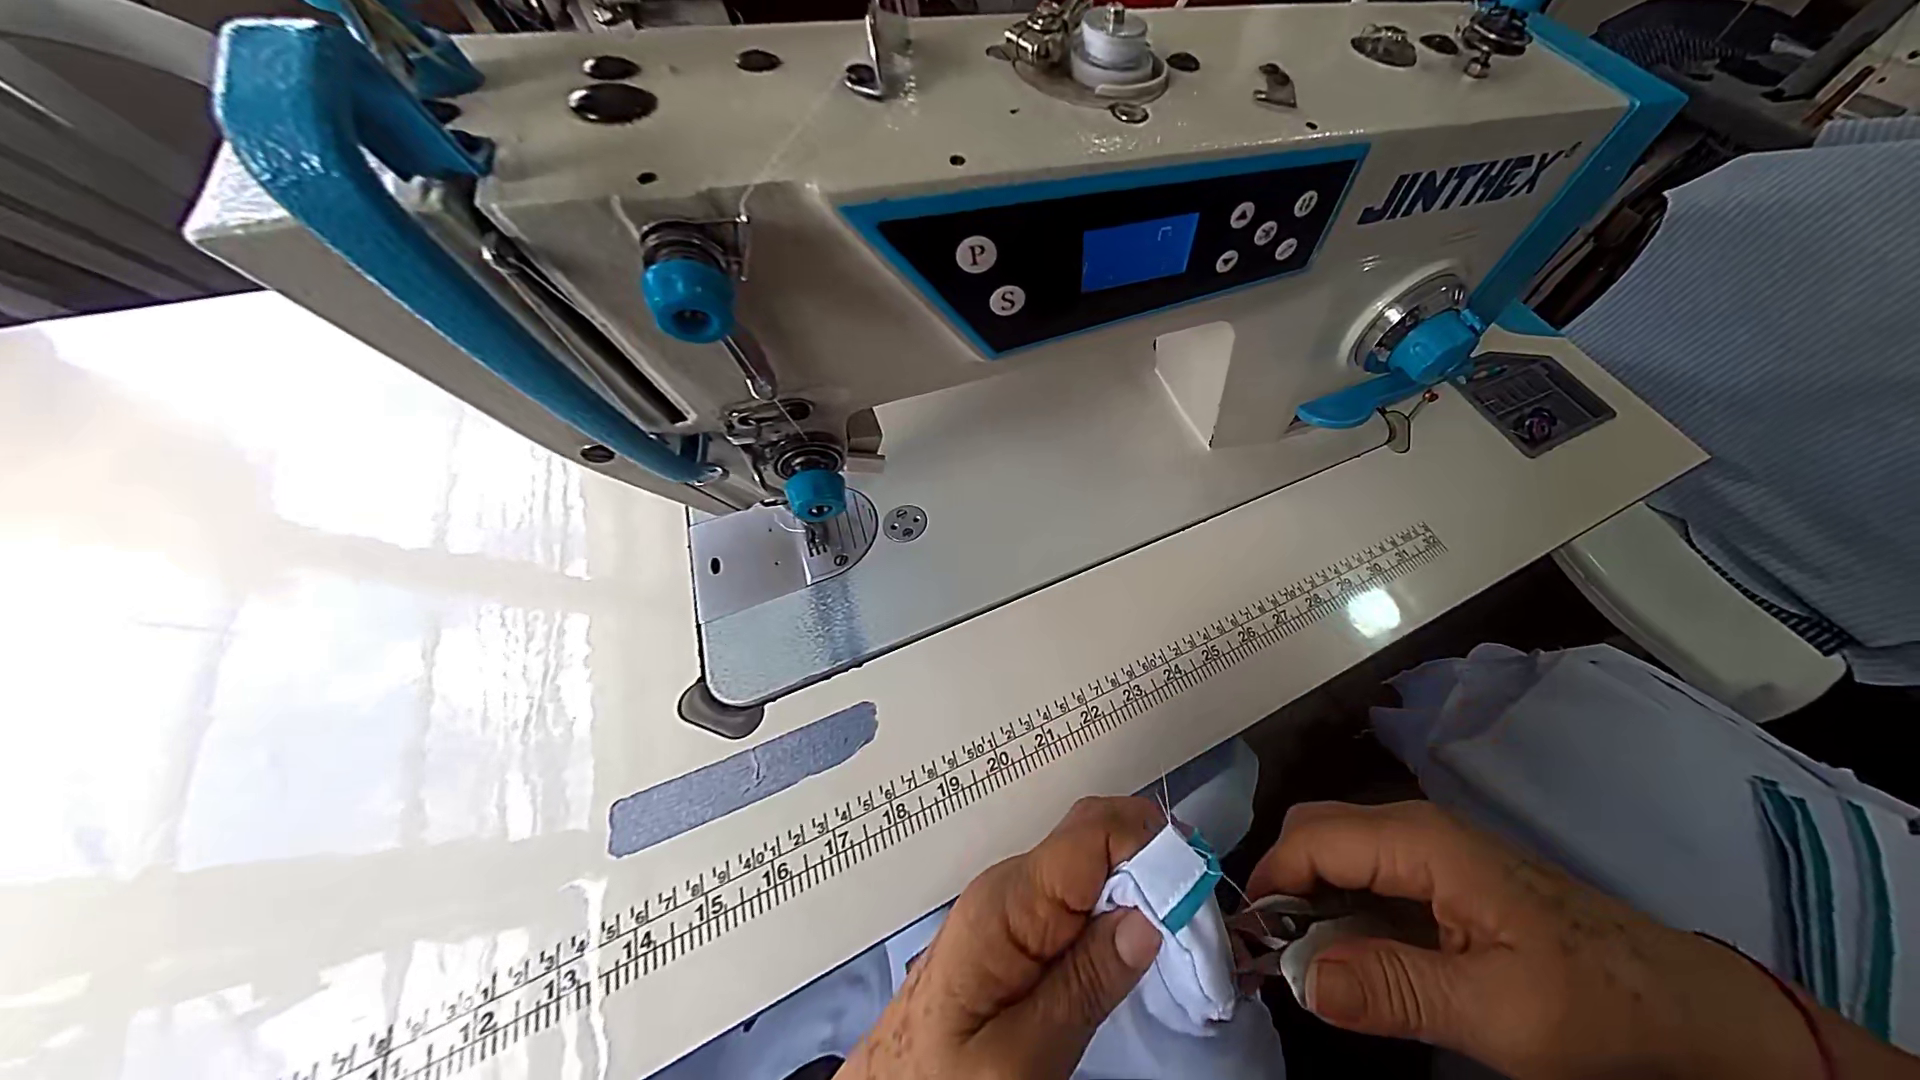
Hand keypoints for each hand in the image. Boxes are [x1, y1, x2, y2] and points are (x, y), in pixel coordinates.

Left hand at [841, 796, 1168, 1079]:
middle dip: (1153, 859)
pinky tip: (1144, 936)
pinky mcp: (1020, 921)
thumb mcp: (1022, 1053)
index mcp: (1009, 900)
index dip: (1150, 843)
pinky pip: (1078, 892)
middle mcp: (1013, 882)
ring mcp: (1016, 899)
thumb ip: (1084, 982)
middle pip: (1095, 837)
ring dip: (1142, 884)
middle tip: (1204, 915)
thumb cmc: (946, 1075)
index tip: (1196, 888)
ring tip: (1187, 930)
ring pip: (1092, 862)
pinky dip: (1119, 904)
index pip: (1091, 832)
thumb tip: (1150, 915)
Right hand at [1248, 800, 1848, 1079]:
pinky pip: (1362, 868)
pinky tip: (1354, 948)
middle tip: (1280, 949)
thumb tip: (1299, 980)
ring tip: (1311, 955)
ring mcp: (1424, 843)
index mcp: (1418, 841)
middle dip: (1284, 882)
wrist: (1694, 1009)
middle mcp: (1411, 825)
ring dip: (1309, 895)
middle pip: (1313, 830)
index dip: (1271, 883)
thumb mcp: (1497, 1014)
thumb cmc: (1597, 1005)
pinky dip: (1338, 902)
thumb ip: (1393, 989)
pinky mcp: (1435, 867)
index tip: (1253, 942)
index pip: (1310, 840)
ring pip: (1332, 847)